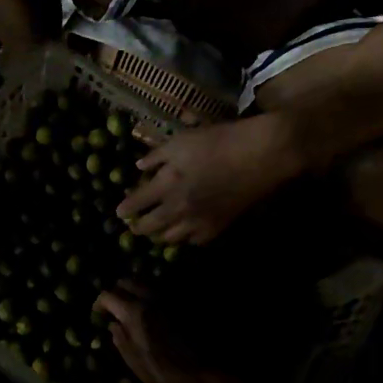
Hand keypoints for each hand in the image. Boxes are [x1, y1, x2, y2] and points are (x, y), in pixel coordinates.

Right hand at [94, 280, 220, 382]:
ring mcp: (170, 298)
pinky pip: (163, 291)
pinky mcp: (185, 304)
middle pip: (127, 281)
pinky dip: (153, 296)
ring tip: (135, 307)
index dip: (100, 303)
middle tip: (116, 308)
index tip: (99, 315)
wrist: (207, 376)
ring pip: (146, 282)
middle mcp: (151, 298)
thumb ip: (120, 339)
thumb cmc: (166, 374)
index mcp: (134, 312)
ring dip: (136, 291)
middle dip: (117, 292)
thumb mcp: (135, 362)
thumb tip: (113, 325)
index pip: (108, 295)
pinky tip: (156, 311)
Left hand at [115, 113, 303, 244]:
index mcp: (166, 186)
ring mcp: (200, 221)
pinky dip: (187, 238)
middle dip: (138, 227)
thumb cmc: (219, 142)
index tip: (119, 212)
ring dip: (160, 235)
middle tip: (134, 225)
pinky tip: (186, 230)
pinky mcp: (220, 227)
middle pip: (149, 228)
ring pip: (171, 239)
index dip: (125, 209)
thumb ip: (156, 157)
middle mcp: (179, 209)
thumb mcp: (181, 141)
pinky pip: (195, 241)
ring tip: (157, 229)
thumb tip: (139, 167)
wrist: (263, 154)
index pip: (136, 205)